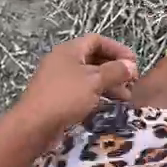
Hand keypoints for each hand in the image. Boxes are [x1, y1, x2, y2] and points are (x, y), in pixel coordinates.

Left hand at [10, 34, 139, 136]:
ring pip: (89, 76)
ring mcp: (59, 80)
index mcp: (70, 50)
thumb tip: (131, 66)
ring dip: (109, 83)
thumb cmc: (66, 97)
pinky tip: (108, 104)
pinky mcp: (58, 97)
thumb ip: (115, 71)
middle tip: (131, 81)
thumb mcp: (95, 81)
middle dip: (115, 69)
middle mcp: (63, 61)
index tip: (133, 62)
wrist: (34, 125)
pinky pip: (82, 90)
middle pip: (94, 58)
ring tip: (125, 97)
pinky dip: (97, 94)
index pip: (97, 40)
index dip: (117, 49)